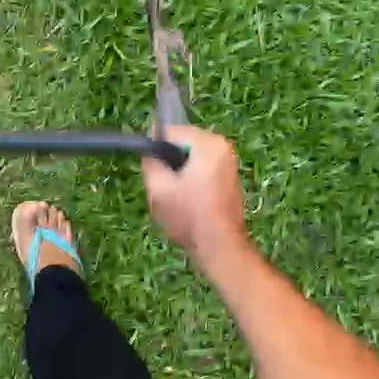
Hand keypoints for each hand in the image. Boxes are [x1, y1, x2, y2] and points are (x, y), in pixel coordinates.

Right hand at [142, 126, 249, 267]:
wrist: (221, 247)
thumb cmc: (189, 215)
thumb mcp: (159, 187)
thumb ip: (150, 161)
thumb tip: (151, 152)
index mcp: (208, 143)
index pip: (172, 131)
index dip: (155, 147)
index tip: (149, 167)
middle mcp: (223, 147)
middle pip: (183, 144)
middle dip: (169, 161)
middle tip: (161, 185)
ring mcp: (229, 163)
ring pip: (191, 158)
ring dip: (179, 172)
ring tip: (173, 196)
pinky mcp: (229, 178)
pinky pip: (202, 169)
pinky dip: (191, 180)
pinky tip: (186, 202)